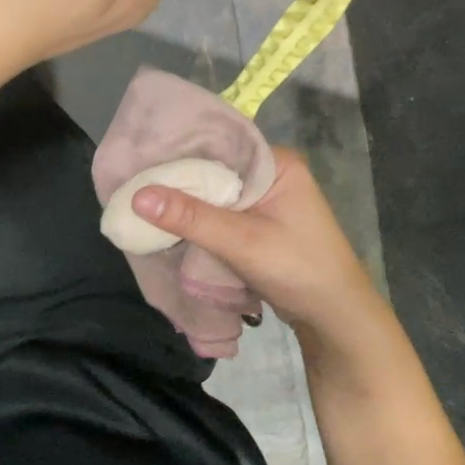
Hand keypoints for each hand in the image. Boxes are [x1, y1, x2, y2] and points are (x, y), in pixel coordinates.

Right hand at [132, 147, 376, 329]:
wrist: (335, 318)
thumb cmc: (299, 270)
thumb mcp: (242, 242)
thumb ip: (191, 217)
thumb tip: (137, 196)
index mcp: (276, 163)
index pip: (217, 145)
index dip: (176, 153)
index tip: (135, 162)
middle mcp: (269, 174)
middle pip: (211, 170)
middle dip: (174, 181)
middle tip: (128, 185)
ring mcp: (263, 200)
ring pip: (211, 194)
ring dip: (182, 203)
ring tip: (137, 204)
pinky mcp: (256, 223)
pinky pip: (216, 213)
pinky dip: (194, 221)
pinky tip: (164, 224)